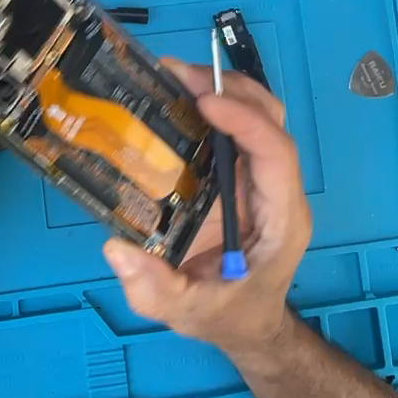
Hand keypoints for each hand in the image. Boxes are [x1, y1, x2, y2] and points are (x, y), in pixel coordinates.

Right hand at [101, 60, 311, 361]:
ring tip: (173, 76)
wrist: (248, 324)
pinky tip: (174, 97)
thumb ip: (156, 290)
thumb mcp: (190, 313)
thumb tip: (117, 250)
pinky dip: (209, 103)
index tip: (206, 103)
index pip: (277, 155)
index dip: (246, 122)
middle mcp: (275, 189)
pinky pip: (232, 127)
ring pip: (258, 113)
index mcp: (280, 218)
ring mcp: (258, 178)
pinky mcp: (238, 174)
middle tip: (179, 74)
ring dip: (220, 87)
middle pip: (272, 120)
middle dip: (231, 88)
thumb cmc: (230, 315)